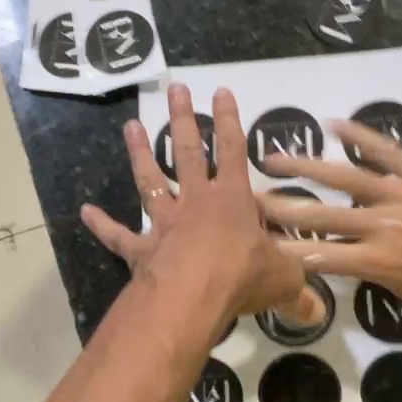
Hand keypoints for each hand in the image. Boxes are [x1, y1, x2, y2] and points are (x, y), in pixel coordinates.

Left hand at [81, 84, 320, 323]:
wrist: (193, 294)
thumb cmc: (242, 276)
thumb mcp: (282, 279)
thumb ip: (296, 289)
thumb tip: (315, 311)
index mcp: (232, 200)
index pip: (234, 151)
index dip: (229, 121)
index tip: (220, 91)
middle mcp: (196, 202)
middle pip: (188, 152)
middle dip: (184, 119)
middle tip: (175, 90)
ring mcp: (165, 223)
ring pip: (150, 181)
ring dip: (140, 154)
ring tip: (130, 127)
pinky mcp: (141, 249)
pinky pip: (119, 235)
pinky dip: (103, 224)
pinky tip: (86, 211)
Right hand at [260, 120, 401, 312]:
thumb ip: (378, 276)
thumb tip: (351, 263)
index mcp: (379, 261)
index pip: (318, 256)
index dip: (284, 251)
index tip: (256, 245)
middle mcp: (381, 224)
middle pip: (319, 214)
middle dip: (279, 207)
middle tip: (246, 199)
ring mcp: (400, 193)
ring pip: (341, 176)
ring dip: (303, 166)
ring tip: (272, 157)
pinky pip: (385, 151)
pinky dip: (360, 136)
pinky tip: (334, 124)